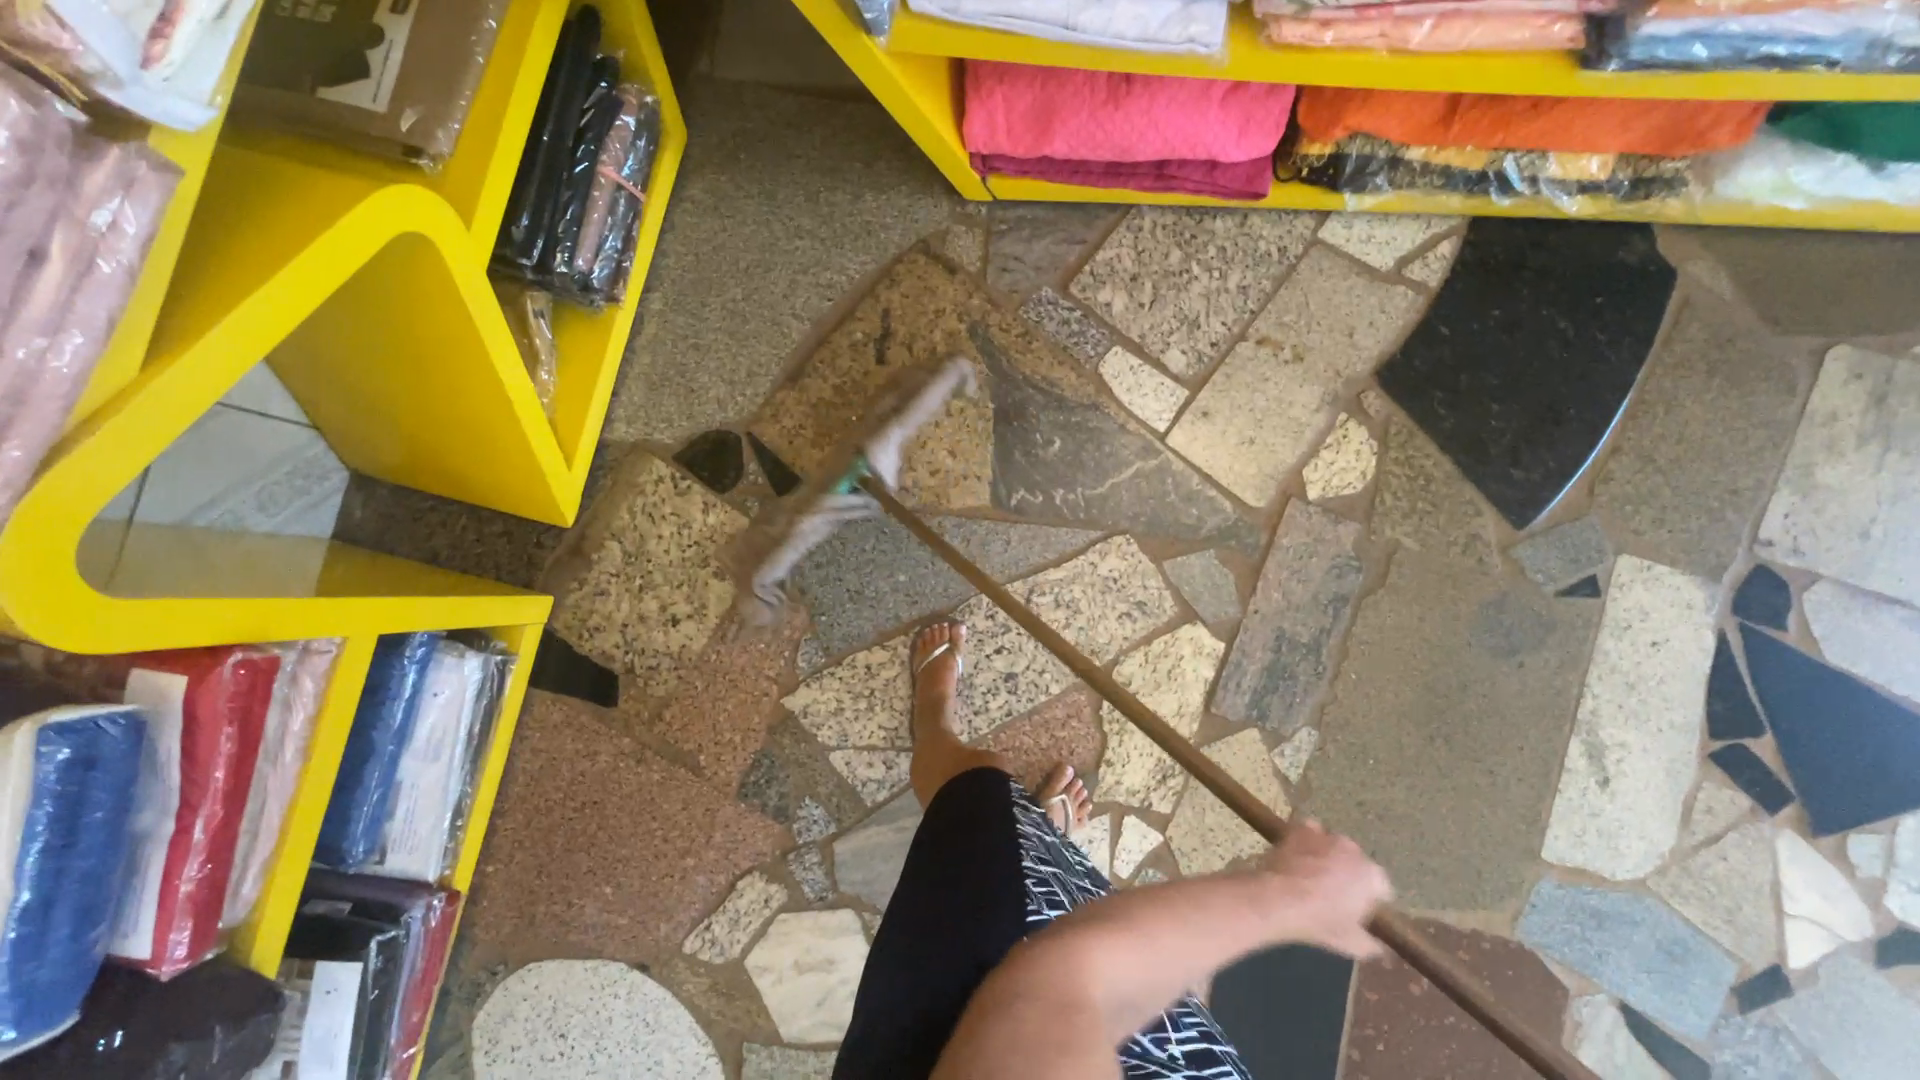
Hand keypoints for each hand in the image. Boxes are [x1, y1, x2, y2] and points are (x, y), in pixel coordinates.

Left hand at [1259, 820, 1392, 958]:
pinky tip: (1299, 854)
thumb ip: (1374, 946)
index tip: (1358, 912)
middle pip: (1358, 864)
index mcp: (1373, 877)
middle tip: (1333, 895)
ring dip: (1329, 857)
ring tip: (1313, 876)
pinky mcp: (1301, 829)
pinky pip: (1310, 831)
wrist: (1277, 899)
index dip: (1371, 901)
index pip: (1381, 888)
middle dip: (1350, 876)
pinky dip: (1308, 840)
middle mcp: (1354, 850)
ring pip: (1334, 846)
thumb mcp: (1353, 945)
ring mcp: (1326, 836)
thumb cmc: (1320, 923)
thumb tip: (1383, 950)